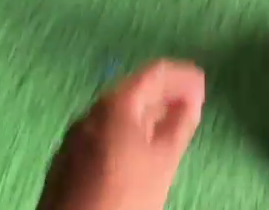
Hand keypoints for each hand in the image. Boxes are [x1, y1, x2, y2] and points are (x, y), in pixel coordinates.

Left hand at [38, 60, 205, 209]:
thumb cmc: (126, 196)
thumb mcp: (164, 159)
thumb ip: (181, 123)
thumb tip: (190, 102)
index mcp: (116, 104)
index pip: (156, 72)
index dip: (184, 76)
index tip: (203, 90)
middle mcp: (91, 112)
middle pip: (136, 89)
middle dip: (165, 94)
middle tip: (191, 107)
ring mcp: (74, 137)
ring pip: (118, 112)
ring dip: (147, 114)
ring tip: (170, 129)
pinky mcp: (66, 161)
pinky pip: (103, 132)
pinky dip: (127, 131)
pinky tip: (139, 151)